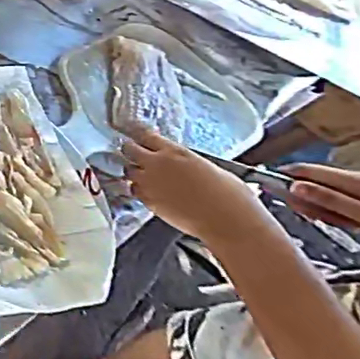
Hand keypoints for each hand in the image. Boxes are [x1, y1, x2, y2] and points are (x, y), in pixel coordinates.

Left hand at [119, 129, 274, 245]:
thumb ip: (190, 164)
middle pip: (129, 149)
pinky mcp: (148, 201)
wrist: (228, 222)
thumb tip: (190, 168)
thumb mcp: (211, 169)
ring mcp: (150, 182)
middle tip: (135, 155)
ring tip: (143, 177)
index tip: (138, 138)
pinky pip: (134, 191)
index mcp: (176, 152)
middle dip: (131, 151)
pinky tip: (148, 193)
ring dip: (134, 172)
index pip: (147, 136)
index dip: (141, 137)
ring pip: (128, 171)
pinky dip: (138, 190)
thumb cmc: (231, 196)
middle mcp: (157, 163)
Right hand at [280, 164, 359, 247]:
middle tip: (311, 217)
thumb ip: (330, 200)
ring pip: (327, 195)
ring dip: (324, 209)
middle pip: (314, 182)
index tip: (265, 188)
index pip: (306, 170)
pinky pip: (343, 204)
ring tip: (340, 224)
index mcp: (352, 180)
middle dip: (305, 198)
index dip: (283, 177)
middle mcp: (355, 181)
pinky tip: (351, 225)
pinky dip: (339, 214)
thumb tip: (293, 186)